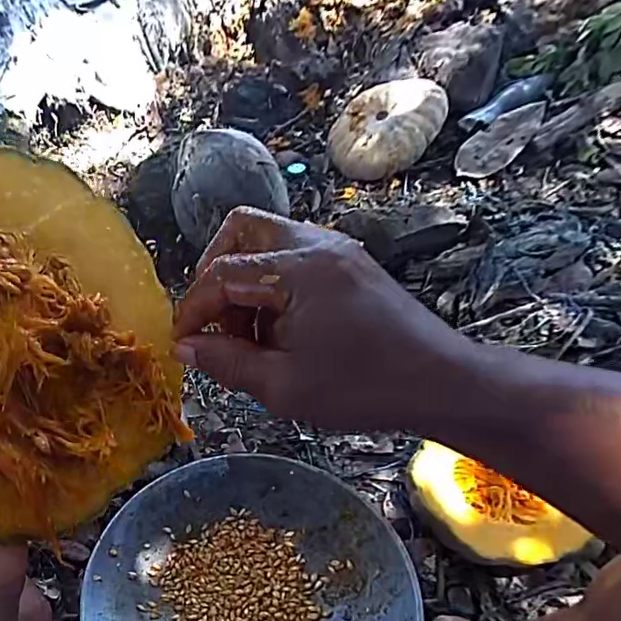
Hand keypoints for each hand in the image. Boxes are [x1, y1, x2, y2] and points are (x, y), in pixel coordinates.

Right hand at [173, 207, 462, 431]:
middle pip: (239, 231)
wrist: (437, 381)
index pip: (221, 274)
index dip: (192, 310)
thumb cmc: (364, 388)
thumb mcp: (283, 387)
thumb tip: (186, 348)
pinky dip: (269, 290)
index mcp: (299, 271)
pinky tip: (278, 334)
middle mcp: (317, 245)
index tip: (182, 343)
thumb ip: (226, 363)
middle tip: (213, 326)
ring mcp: (335, 251)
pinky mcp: (346, 266)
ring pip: (264, 243)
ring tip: (250, 340)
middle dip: (213, 278)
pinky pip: (290, 261)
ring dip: (242, 286)